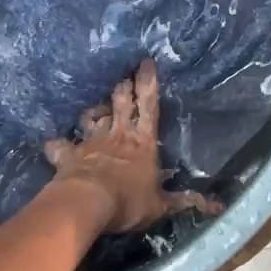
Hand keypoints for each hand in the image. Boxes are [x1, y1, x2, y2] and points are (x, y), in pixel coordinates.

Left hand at [42, 58, 219, 233]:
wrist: (87, 204)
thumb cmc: (128, 201)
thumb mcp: (161, 206)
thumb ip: (183, 202)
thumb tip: (217, 207)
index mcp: (144, 142)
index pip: (150, 106)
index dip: (149, 84)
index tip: (146, 63)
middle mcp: (118, 135)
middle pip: (121, 104)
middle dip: (123, 89)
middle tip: (123, 78)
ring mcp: (92, 142)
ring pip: (93, 118)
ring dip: (94, 112)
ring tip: (94, 108)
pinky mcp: (69, 155)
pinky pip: (60, 146)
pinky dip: (57, 145)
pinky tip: (53, 144)